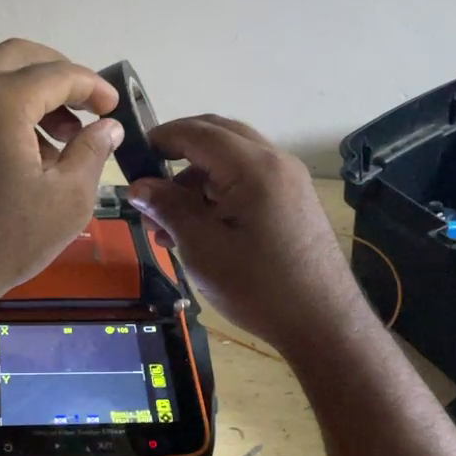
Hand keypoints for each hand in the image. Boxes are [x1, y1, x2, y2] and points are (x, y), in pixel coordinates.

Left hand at [0, 39, 122, 316]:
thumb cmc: (8, 239)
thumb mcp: (67, 198)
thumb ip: (92, 151)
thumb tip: (108, 126)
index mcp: (0, 102)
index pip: (57, 74)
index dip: (92, 86)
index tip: (113, 107)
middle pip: (18, 56)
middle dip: (58, 72)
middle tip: (86, 102)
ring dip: (31, 89)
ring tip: (63, 132)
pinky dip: (7, 106)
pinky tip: (31, 146)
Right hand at [126, 115, 366, 354]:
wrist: (323, 323)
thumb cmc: (258, 287)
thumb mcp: (202, 248)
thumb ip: (169, 209)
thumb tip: (138, 186)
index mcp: (254, 168)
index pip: (199, 132)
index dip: (162, 138)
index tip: (133, 156)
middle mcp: (276, 163)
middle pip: (219, 137)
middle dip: (179, 154)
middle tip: (148, 184)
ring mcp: (289, 181)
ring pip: (232, 161)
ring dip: (196, 180)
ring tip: (166, 224)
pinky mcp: (293, 202)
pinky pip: (249, 182)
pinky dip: (218, 194)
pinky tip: (198, 231)